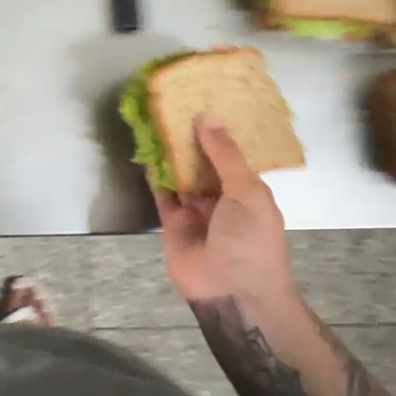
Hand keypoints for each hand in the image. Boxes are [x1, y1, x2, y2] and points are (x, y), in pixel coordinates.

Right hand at [153, 114, 297, 308]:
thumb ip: (225, 154)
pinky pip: (162, 193)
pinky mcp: (172, 222)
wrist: (232, 293)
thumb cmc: (250, 240)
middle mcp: (223, 197)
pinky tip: (145, 151)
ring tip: (156, 121)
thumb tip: (207, 116)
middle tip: (174, 106)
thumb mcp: (247, 191)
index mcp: (248, 190)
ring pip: (181, 175)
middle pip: (203, 162)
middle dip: (191, 138)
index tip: (204, 101)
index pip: (232, 154)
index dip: (219, 130)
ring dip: (170, 153)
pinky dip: (154, 175)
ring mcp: (196, 210)